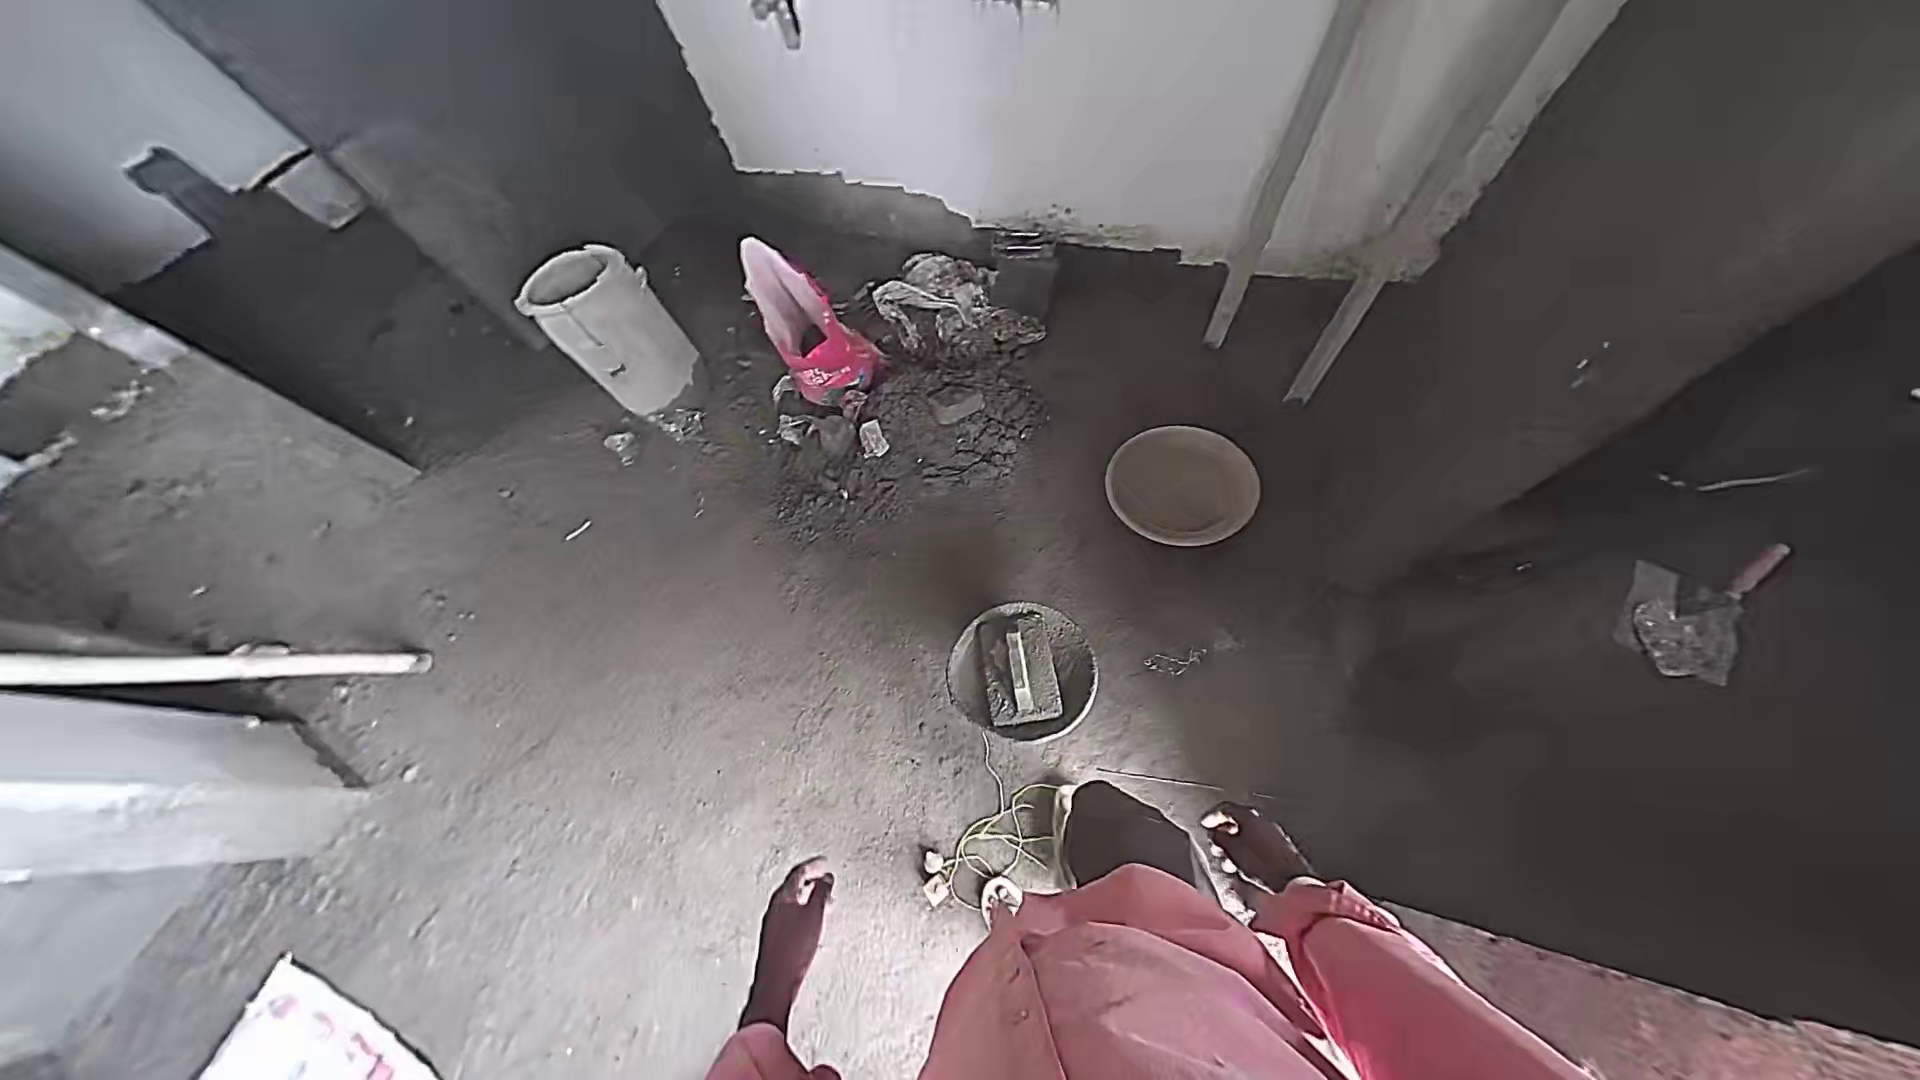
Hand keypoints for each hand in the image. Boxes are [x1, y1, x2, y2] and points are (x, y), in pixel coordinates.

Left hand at [740, 857, 833, 1032]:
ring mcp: (772, 924)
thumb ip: (822, 892)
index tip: (824, 862)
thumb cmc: (792, 951)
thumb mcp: (815, 915)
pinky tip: (812, 922)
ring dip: (809, 897)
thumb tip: (827, 878)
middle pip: (794, 886)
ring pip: (793, 902)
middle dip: (811, 880)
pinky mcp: (774, 939)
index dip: (814, 865)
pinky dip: (803, 911)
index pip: (799, 872)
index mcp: (782, 897)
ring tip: (824, 900)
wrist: (775, 985)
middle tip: (825, 878)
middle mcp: (774, 908)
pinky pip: (790, 915)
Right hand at [1201, 802, 1314, 895]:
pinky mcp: (1282, 851)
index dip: (1212, 816)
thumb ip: (1220, 838)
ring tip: (1228, 862)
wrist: (1293, 883)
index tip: (1204, 825)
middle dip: (1224, 835)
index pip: (1226, 809)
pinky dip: (1247, 853)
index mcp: (1250, 816)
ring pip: (1248, 836)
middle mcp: (1263, 822)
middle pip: (1237, 822)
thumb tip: (1215, 834)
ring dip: (1235, 847)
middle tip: (1215, 846)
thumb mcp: (1232, 850)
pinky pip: (1258, 846)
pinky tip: (1243, 866)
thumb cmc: (1262, 864)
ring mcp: (1274, 835)